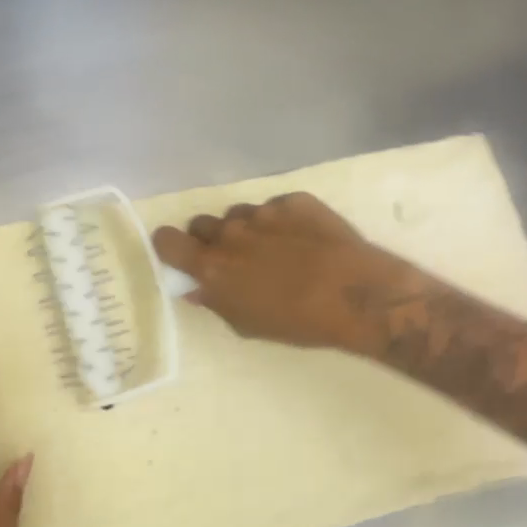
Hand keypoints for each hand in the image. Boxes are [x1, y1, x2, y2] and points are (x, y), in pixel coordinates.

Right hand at [152, 192, 421, 356]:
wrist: (359, 296)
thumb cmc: (298, 322)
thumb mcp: (247, 325)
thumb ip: (216, 302)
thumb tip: (198, 288)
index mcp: (212, 267)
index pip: (167, 240)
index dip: (169, 246)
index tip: (181, 256)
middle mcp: (231, 233)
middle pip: (201, 224)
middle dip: (209, 240)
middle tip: (232, 259)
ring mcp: (263, 212)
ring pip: (239, 215)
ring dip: (245, 229)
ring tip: (274, 250)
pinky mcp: (294, 201)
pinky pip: (275, 207)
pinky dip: (281, 222)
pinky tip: (304, 241)